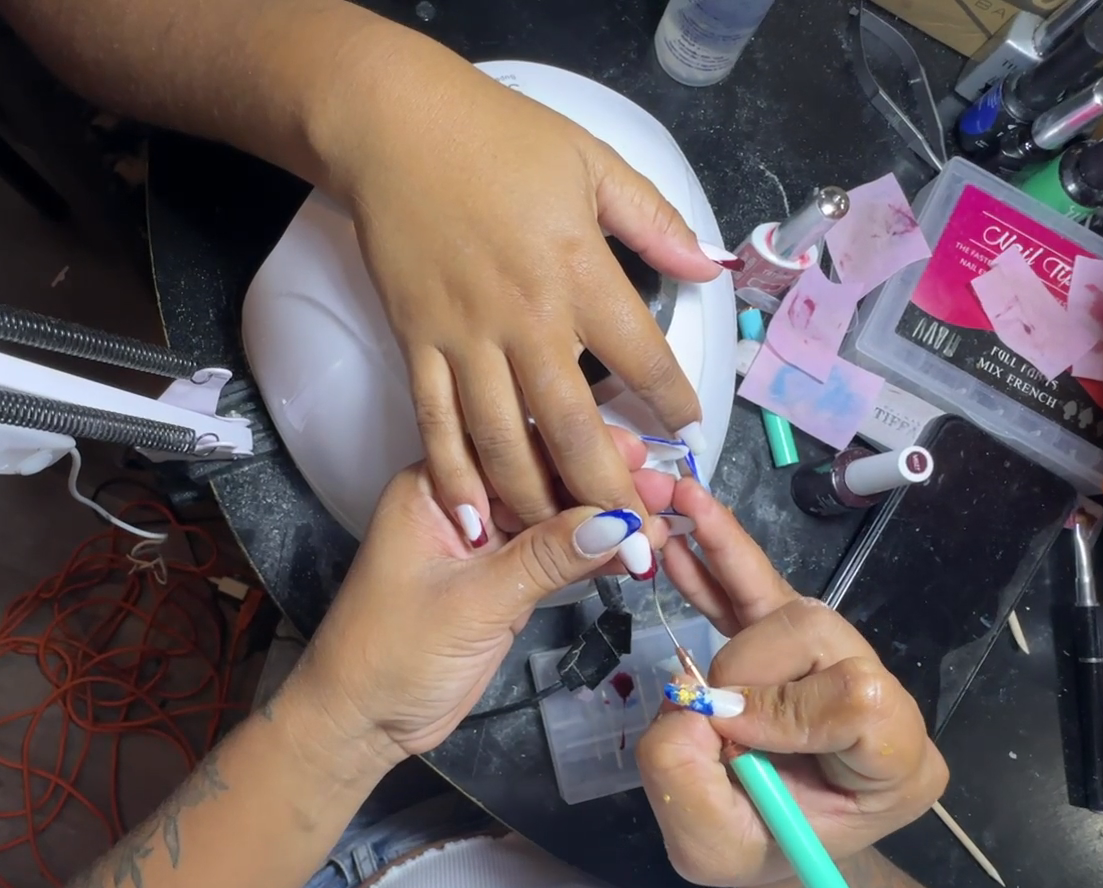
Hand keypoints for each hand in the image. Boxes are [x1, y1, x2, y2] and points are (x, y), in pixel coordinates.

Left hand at [281, 431, 675, 769]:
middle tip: (665, 488)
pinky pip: (554, 558)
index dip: (577, 450)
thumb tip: (619, 521)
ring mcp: (485, 543)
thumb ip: (544, 558)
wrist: (365, 720)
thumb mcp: (471, 601)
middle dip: (601, 485)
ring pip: (554, 519)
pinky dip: (591, 557)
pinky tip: (634, 555)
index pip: (514, 448)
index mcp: (436, 485)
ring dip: (605, 523)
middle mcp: (461, 503)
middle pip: (541, 480)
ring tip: (663, 521)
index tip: (637, 453)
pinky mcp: (502, 581)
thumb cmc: (394, 652)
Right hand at [314, 34, 722, 538]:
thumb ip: (653, 219)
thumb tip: (707, 266)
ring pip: (501, 439)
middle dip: (606, 490)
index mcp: (577, 272)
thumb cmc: (497, 140)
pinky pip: (435, 424)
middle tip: (631, 542)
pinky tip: (474, 519)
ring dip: (534, 499)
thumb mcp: (592, 162)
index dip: (673, 406)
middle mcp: (524, 319)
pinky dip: (453, 476)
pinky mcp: (418, 348)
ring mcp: (464, 340)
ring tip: (560, 542)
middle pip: (572, 425)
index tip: (688, 440)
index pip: (642, 357)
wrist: (395, 129)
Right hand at [638, 479, 947, 887]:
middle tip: (704, 705)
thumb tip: (685, 697)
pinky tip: (680, 534)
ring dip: (725, 563)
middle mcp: (882, 701)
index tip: (728, 734)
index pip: (862, 701)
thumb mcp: (710, 847)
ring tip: (675, 512)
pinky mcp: (795, 641)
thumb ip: (687, 780)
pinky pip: (757, 592)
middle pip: (818, 634)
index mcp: (895, 766)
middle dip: (744, 660)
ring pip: (787, 599)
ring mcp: (841, 661)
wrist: (770, 841)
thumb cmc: (752, 851)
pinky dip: (717, 564)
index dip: (784, 707)